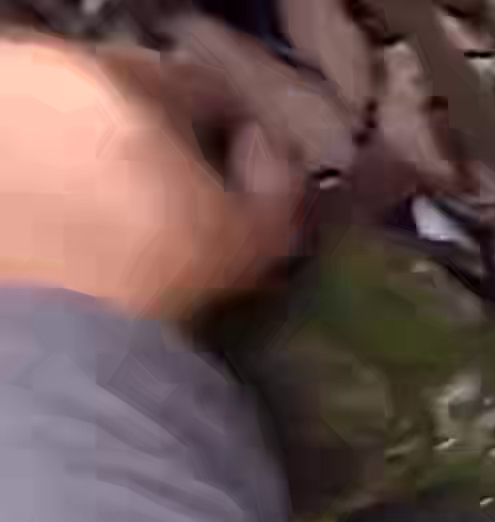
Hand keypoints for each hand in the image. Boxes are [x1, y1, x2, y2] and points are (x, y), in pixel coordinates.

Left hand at [0, 36, 299, 320]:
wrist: (60, 302)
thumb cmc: (172, 261)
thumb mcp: (264, 231)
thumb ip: (279, 177)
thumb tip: (267, 144)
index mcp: (125, 82)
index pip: (199, 82)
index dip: (234, 122)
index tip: (249, 155)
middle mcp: (42, 63)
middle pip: (126, 86)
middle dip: (158, 123)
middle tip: (183, 172)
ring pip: (72, 102)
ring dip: (102, 132)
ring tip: (126, 184)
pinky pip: (32, 126)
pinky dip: (59, 149)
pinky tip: (81, 190)